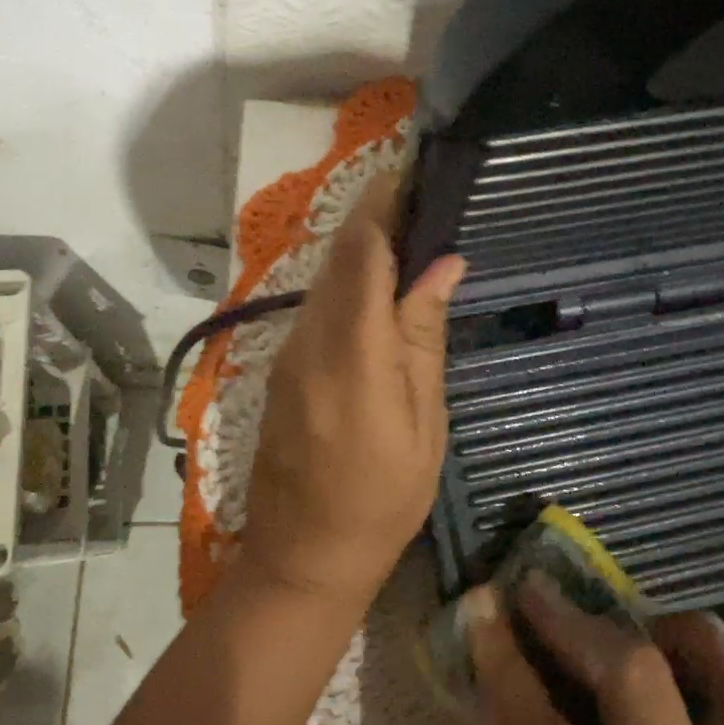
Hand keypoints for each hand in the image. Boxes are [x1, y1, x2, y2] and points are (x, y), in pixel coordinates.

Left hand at [242, 173, 467, 602]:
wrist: (302, 556)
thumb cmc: (381, 502)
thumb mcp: (423, 426)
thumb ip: (424, 339)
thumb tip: (443, 265)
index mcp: (353, 354)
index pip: (363, 253)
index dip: (383, 203)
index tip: (411, 169)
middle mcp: (309, 340)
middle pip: (338, 256)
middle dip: (373, 215)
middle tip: (419, 192)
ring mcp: (287, 353)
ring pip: (324, 279)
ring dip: (360, 248)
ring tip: (408, 229)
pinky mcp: (280, 368)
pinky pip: (315, 308)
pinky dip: (347, 283)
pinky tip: (378, 287)